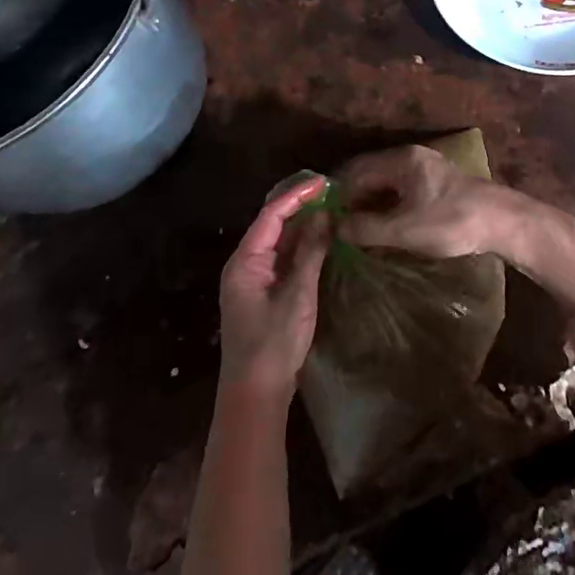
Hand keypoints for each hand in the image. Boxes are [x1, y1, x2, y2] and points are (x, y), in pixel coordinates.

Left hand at [217, 176, 330, 402]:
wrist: (255, 393)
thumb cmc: (273, 343)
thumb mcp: (297, 295)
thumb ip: (310, 253)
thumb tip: (324, 217)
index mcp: (245, 261)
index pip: (271, 216)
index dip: (297, 195)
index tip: (324, 181)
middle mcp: (244, 264)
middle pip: (271, 224)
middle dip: (298, 204)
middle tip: (328, 189)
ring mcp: (253, 279)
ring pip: (277, 240)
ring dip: (301, 223)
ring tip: (329, 205)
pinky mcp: (263, 292)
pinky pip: (281, 258)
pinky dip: (300, 245)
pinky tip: (319, 237)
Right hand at [333, 146, 531, 258]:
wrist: (504, 224)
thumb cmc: (452, 222)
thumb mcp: (403, 229)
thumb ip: (365, 228)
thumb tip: (333, 228)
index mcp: (402, 160)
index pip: (356, 170)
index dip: (336, 193)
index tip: (320, 215)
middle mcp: (412, 158)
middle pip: (370, 175)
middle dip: (351, 199)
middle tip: (332, 225)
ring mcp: (427, 170)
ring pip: (386, 185)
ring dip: (368, 205)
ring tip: (351, 230)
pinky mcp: (437, 186)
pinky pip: (401, 192)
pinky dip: (386, 207)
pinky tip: (380, 228)